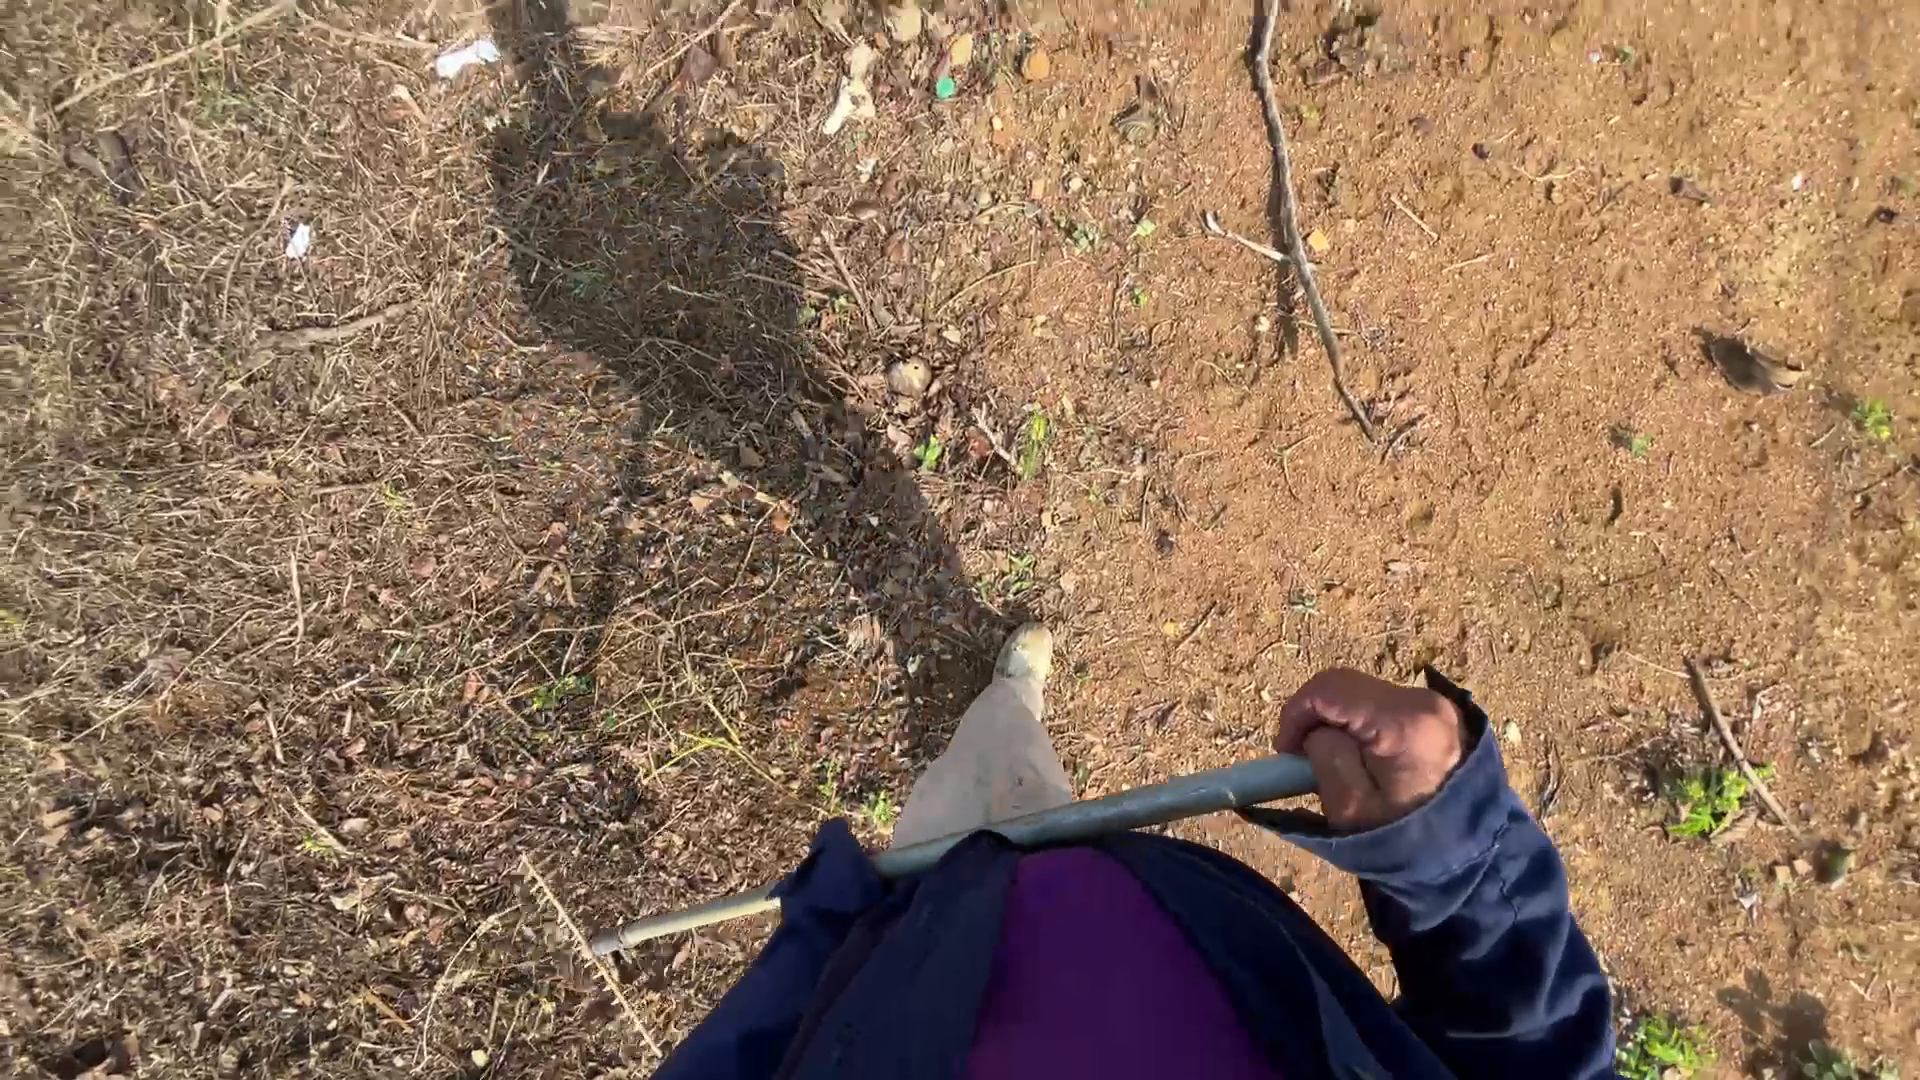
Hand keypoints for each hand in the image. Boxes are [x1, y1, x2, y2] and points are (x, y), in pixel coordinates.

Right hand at [1274, 668, 1466, 830]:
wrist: (1468, 863)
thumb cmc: (1404, 839)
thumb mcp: (1349, 806)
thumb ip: (1324, 755)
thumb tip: (1317, 731)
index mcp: (1404, 721)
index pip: (1328, 689)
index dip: (1295, 713)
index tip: (1286, 750)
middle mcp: (1423, 701)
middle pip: (1343, 686)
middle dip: (1313, 716)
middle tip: (1301, 755)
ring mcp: (1434, 706)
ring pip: (1359, 693)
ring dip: (1333, 719)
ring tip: (1327, 757)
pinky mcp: (1435, 715)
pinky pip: (1378, 704)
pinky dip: (1355, 722)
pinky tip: (1355, 754)